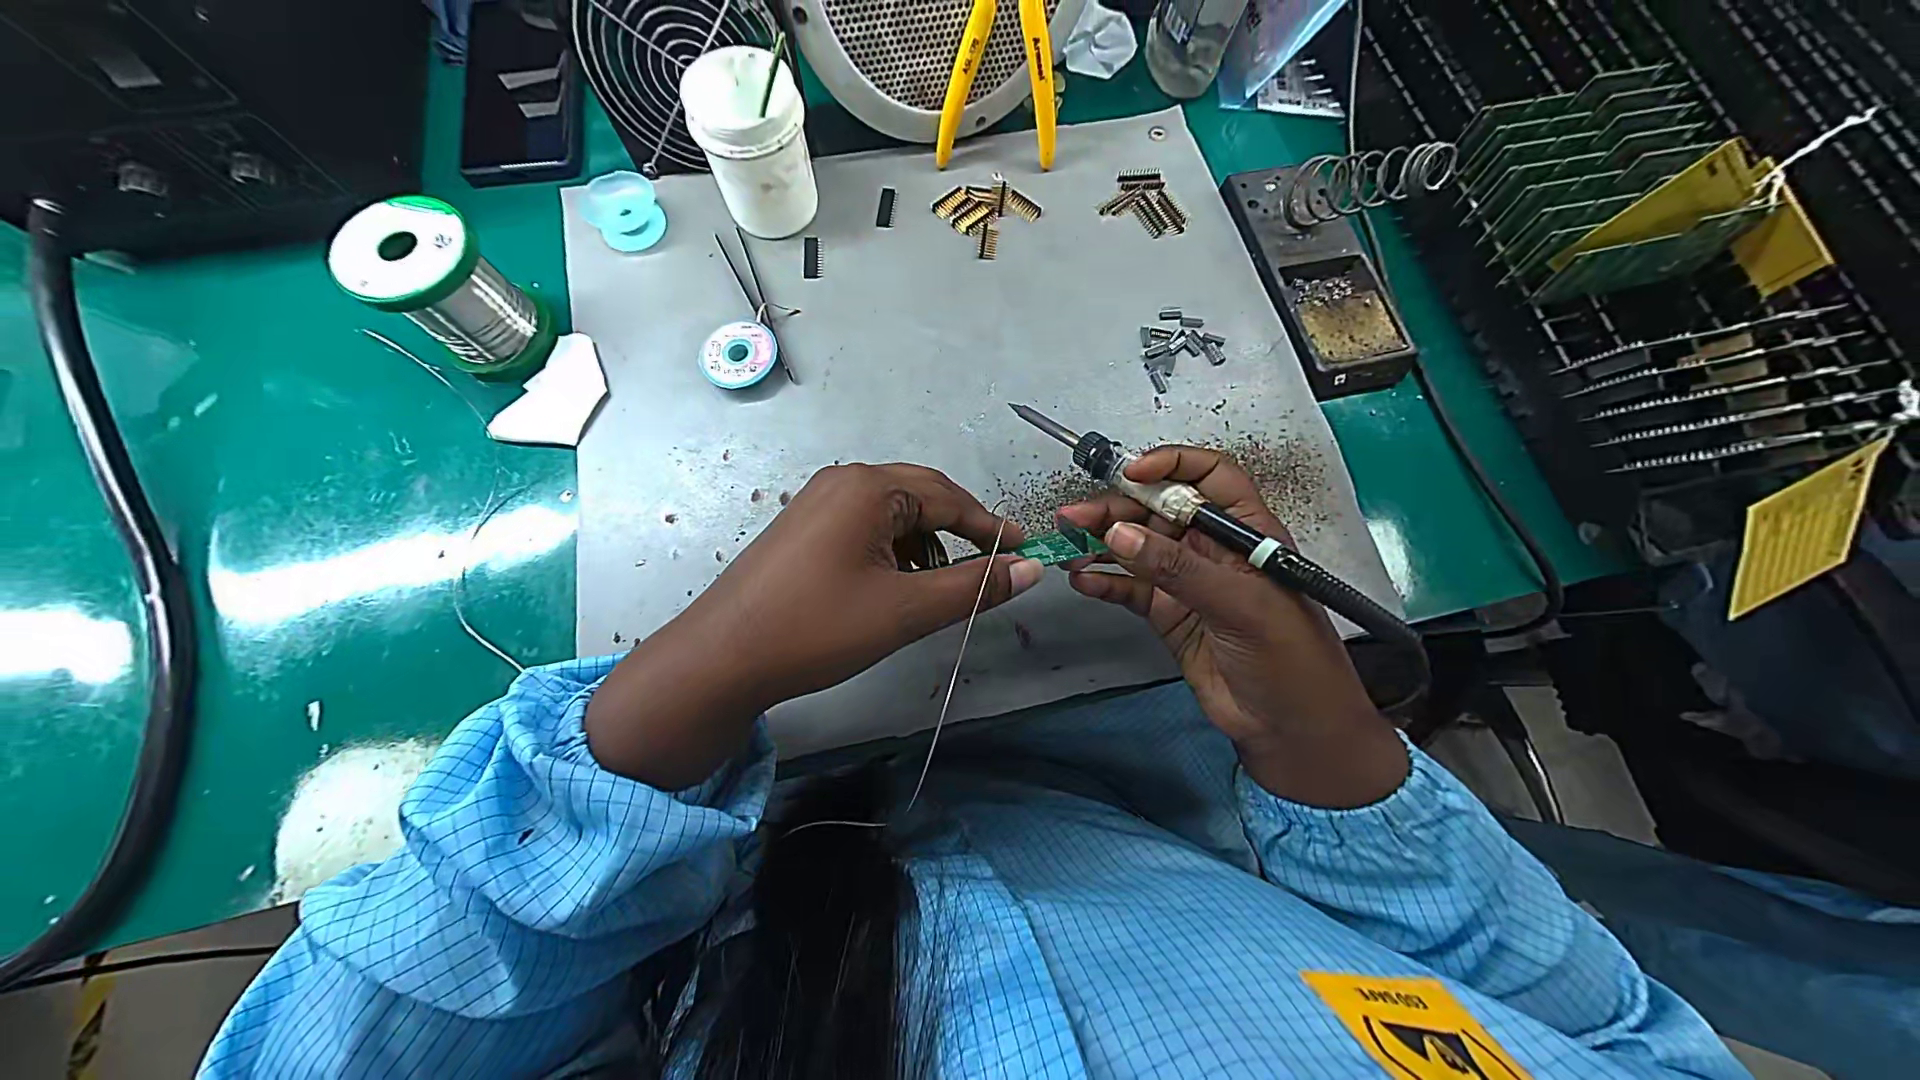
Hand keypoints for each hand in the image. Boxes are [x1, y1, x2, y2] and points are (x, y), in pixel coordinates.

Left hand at [588, 463, 1041, 787]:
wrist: (722, 658)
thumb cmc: (818, 629)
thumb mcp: (906, 610)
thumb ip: (974, 587)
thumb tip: (1031, 569)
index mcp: (869, 488)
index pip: (950, 498)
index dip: (991, 527)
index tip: (1024, 549)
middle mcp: (842, 481)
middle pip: (921, 495)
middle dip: (959, 530)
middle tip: (990, 564)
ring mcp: (817, 501)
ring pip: (892, 511)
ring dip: (925, 540)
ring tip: (940, 582)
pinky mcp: (802, 526)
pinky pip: (864, 523)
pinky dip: (893, 546)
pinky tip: (895, 581)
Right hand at [1058, 447, 1406, 806]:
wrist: (1292, 731)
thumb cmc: (1289, 660)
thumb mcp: (1239, 605)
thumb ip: (1177, 568)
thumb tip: (1118, 534)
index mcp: (1245, 532)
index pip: (1209, 477)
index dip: (1171, 465)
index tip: (1130, 473)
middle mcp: (1212, 549)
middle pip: (1158, 511)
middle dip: (1116, 509)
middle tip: (1074, 517)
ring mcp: (1186, 581)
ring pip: (1136, 548)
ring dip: (1100, 544)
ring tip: (1066, 546)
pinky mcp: (1167, 614)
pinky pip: (1128, 588)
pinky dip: (1103, 582)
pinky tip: (1082, 580)